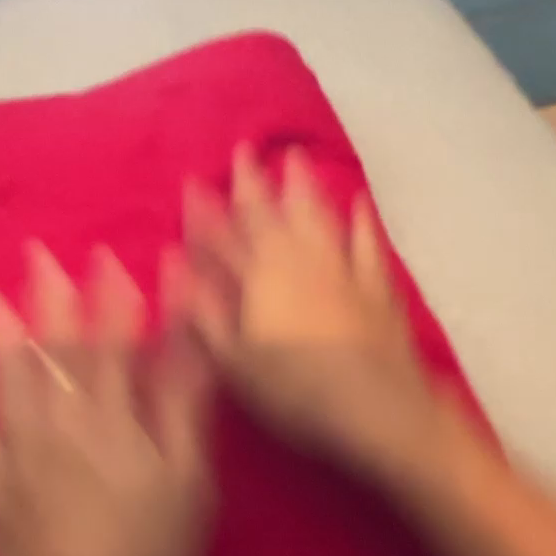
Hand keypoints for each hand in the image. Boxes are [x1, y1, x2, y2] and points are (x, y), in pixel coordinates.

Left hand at [0, 243, 213, 555]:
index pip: (110, 341)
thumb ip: (183, 403)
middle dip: (47, 294)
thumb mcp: (189, 481)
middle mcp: (55, 421)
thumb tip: (186, 339)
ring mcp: (14, 450)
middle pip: (50, 347)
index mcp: (108, 417)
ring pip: (3, 375)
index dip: (110, 295)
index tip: (107, 254)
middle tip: (36, 251)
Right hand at [169, 144, 473, 481]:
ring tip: (295, 157)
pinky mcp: (374, 285)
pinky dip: (361, 221)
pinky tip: (359, 201)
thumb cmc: (295, 388)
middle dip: (253, 181)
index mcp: (258, 279)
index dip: (205, 211)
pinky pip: (366, 243)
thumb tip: (178, 266)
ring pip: (316, 216)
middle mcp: (296, 261)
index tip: (193, 182)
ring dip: (303, 186)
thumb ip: (204, 310)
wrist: (377, 405)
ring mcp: (340, 268)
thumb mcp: (234, 361)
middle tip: (244, 149)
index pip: (223, 237)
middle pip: (270, 215)